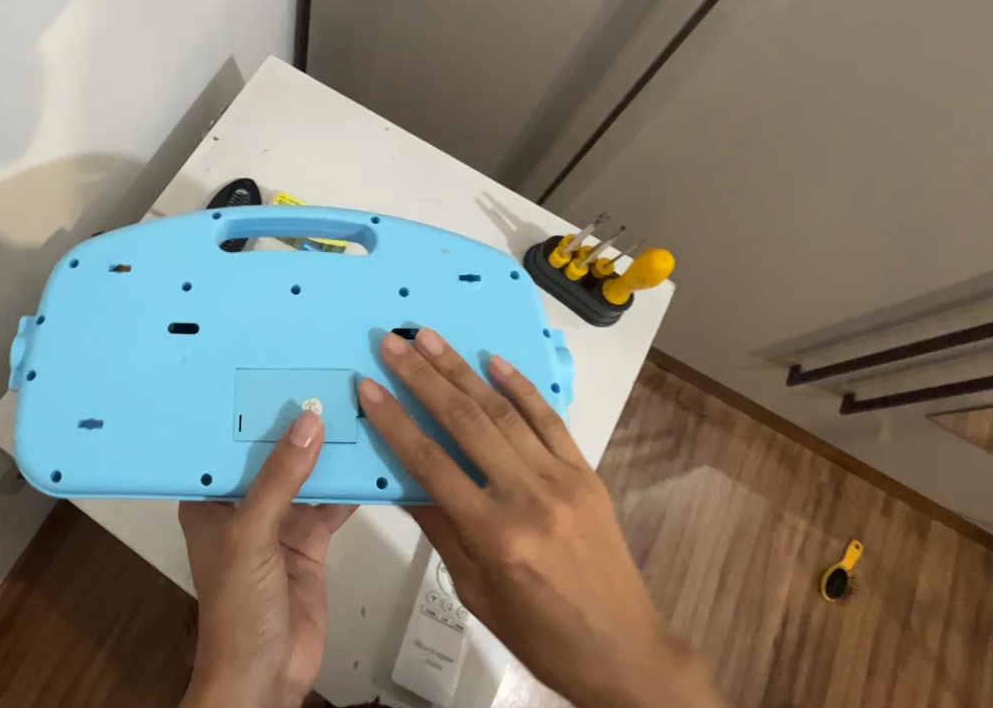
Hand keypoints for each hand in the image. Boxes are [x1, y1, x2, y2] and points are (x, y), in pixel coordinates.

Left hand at [178, 409, 356, 707]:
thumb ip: (281, 478)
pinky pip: (330, 504)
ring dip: (327, 452)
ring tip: (354, 409)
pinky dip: (349, 487)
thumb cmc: (238, 610)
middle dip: (297, 425)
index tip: (278, 370)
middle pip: (273, 454)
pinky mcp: (309, 540)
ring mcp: (278, 521)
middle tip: (327, 380)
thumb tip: (309, 421)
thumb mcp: (252, 534)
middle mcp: (243, 503)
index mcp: (211, 497)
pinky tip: (371, 460)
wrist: (267, 679)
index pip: (229, 442)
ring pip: (305, 475)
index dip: (251, 409)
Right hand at [358, 329, 721, 707]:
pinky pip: (550, 420)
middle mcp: (527, 497)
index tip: (369, 386)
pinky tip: (494, 360)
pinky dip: (521, 387)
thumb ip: (438, 526)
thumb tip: (399, 478)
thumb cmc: (538, 632)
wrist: (623, 653)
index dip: (395, 421)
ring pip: (503, 412)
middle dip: (424, 378)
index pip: (430, 464)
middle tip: (395, 342)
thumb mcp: (474, 587)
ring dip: (463, 370)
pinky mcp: (586, 473)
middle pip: (465, 423)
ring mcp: (561, 479)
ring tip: (431, 339)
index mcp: (493, 535)